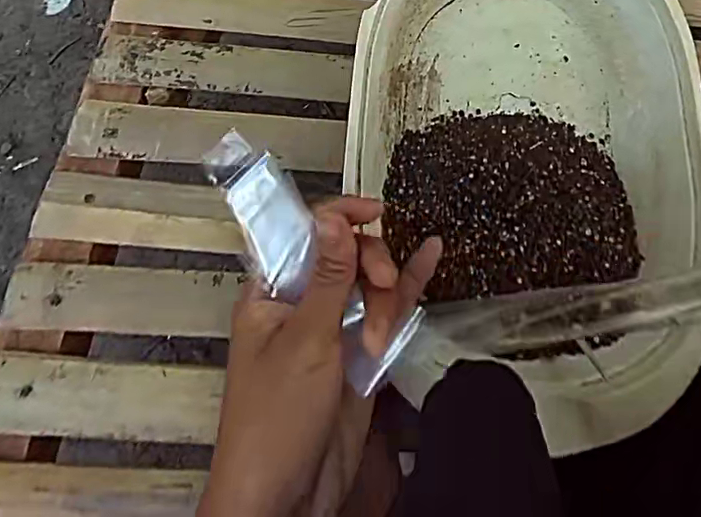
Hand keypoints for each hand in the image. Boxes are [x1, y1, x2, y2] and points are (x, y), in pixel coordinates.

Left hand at [199, 197, 440, 516]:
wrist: (288, 500)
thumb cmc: (272, 424)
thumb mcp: (304, 341)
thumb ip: (328, 276)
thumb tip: (332, 219)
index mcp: (273, 294)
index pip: (306, 234)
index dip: (338, 217)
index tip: (371, 212)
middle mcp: (304, 303)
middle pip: (348, 254)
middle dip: (371, 265)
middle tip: (381, 285)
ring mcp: (336, 325)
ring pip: (374, 280)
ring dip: (388, 297)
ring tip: (385, 329)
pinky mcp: (361, 347)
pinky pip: (390, 306)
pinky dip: (410, 283)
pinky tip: (429, 255)